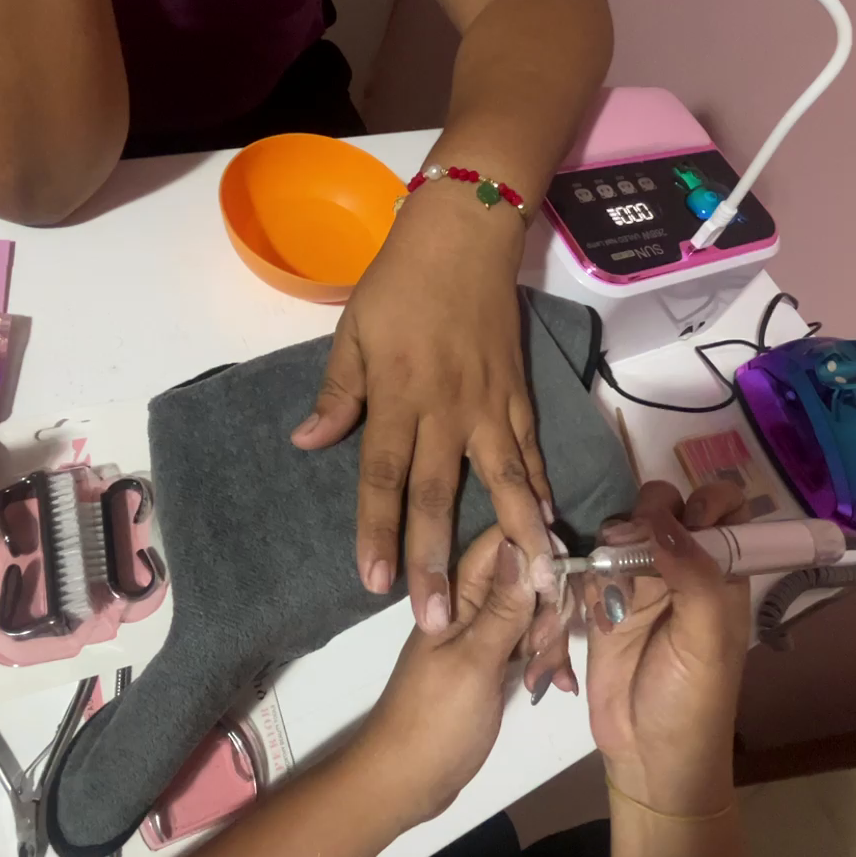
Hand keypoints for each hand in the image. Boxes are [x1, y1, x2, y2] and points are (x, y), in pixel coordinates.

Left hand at [293, 186, 564, 682]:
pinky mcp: (518, 392)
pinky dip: (539, 485)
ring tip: (528, 583)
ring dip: (513, 534)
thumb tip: (307, 445)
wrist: (463, 237)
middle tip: (439, 618)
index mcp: (399, 397)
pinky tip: (548, 519)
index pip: (383, 477)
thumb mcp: (353, 332)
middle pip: (439, 494)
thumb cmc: (399, 284)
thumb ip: (337, 393)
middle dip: (436, 558)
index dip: (376, 531)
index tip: (373, 583)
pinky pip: (530, 446)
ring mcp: (490, 404)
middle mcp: (447, 411)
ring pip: (503, 479)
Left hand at [347, 525, 537, 825]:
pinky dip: (546, 661)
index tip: (565, 576)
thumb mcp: (475, 661)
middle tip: (544, 649)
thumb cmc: (435, 721)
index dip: (536, 548)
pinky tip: (560, 686)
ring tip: (546, 679)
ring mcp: (483, 633)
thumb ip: (503, 606)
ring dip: (550, 640)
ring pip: (533, 611)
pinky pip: (529, 643)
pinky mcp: (493, 660)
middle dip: (549, 607)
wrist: (406, 782)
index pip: (501, 543)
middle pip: (525, 576)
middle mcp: (471, 605)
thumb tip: (521, 543)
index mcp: (457, 594)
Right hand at [582, 480, 752, 816]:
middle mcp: (681, 566)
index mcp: (721, 572)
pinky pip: (594, 557)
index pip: (725, 508)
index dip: (708, 502)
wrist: (645, 753)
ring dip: (618, 539)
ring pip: (625, 524)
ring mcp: (639, 579)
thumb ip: (693, 576)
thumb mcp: (706, 640)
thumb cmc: (692, 701)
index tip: (691, 522)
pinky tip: (598, 601)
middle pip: (667, 505)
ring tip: (615, 577)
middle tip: (642, 546)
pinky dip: (592, 566)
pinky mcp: (602, 596)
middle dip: (652, 513)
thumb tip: (663, 519)